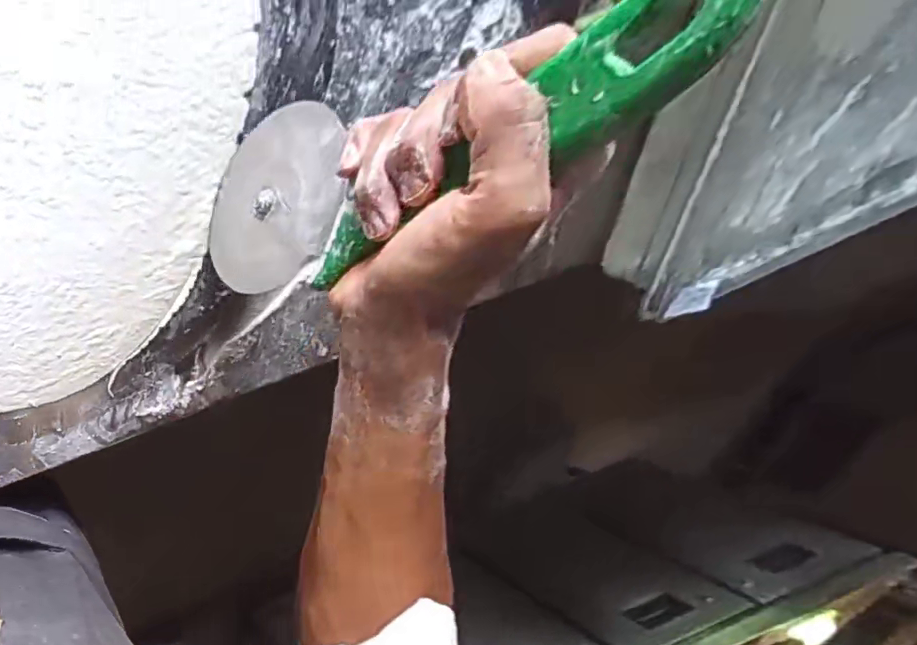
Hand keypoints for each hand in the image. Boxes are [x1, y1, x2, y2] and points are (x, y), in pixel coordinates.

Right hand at [330, 26, 575, 332]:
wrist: (382, 316)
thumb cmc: (438, 280)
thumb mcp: (501, 209)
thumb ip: (514, 129)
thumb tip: (486, 72)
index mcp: (552, 147)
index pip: (551, 56)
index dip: (502, 81)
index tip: (468, 132)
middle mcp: (500, 143)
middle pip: (465, 83)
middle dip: (426, 141)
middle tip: (423, 194)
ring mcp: (445, 154)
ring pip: (412, 113)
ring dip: (388, 172)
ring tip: (393, 218)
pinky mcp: (397, 167)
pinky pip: (375, 135)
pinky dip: (363, 176)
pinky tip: (371, 209)